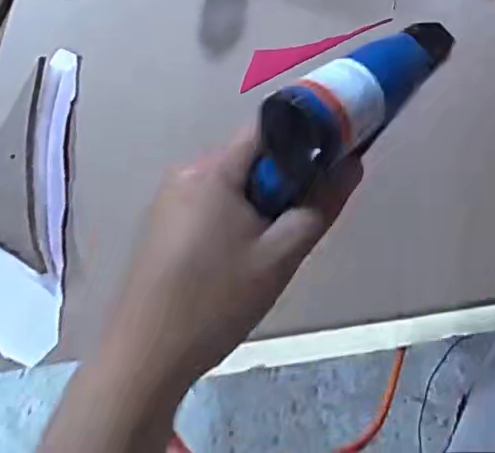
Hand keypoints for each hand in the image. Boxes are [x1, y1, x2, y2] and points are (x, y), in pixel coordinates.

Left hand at [107, 122, 361, 397]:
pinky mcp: (159, 226)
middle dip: (280, 182)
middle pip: (250, 158)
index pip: (269, 127)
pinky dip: (231, 219)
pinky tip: (232, 264)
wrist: (141, 366)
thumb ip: (322, 204)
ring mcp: (167, 200)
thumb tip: (354, 163)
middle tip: (293, 225)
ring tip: (263, 252)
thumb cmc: (215, 303)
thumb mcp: (281, 256)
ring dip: (257, 204)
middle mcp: (186, 172)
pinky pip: (209, 203)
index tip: (329, 158)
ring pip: (232, 184)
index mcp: (212, 169)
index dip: (304, 136)